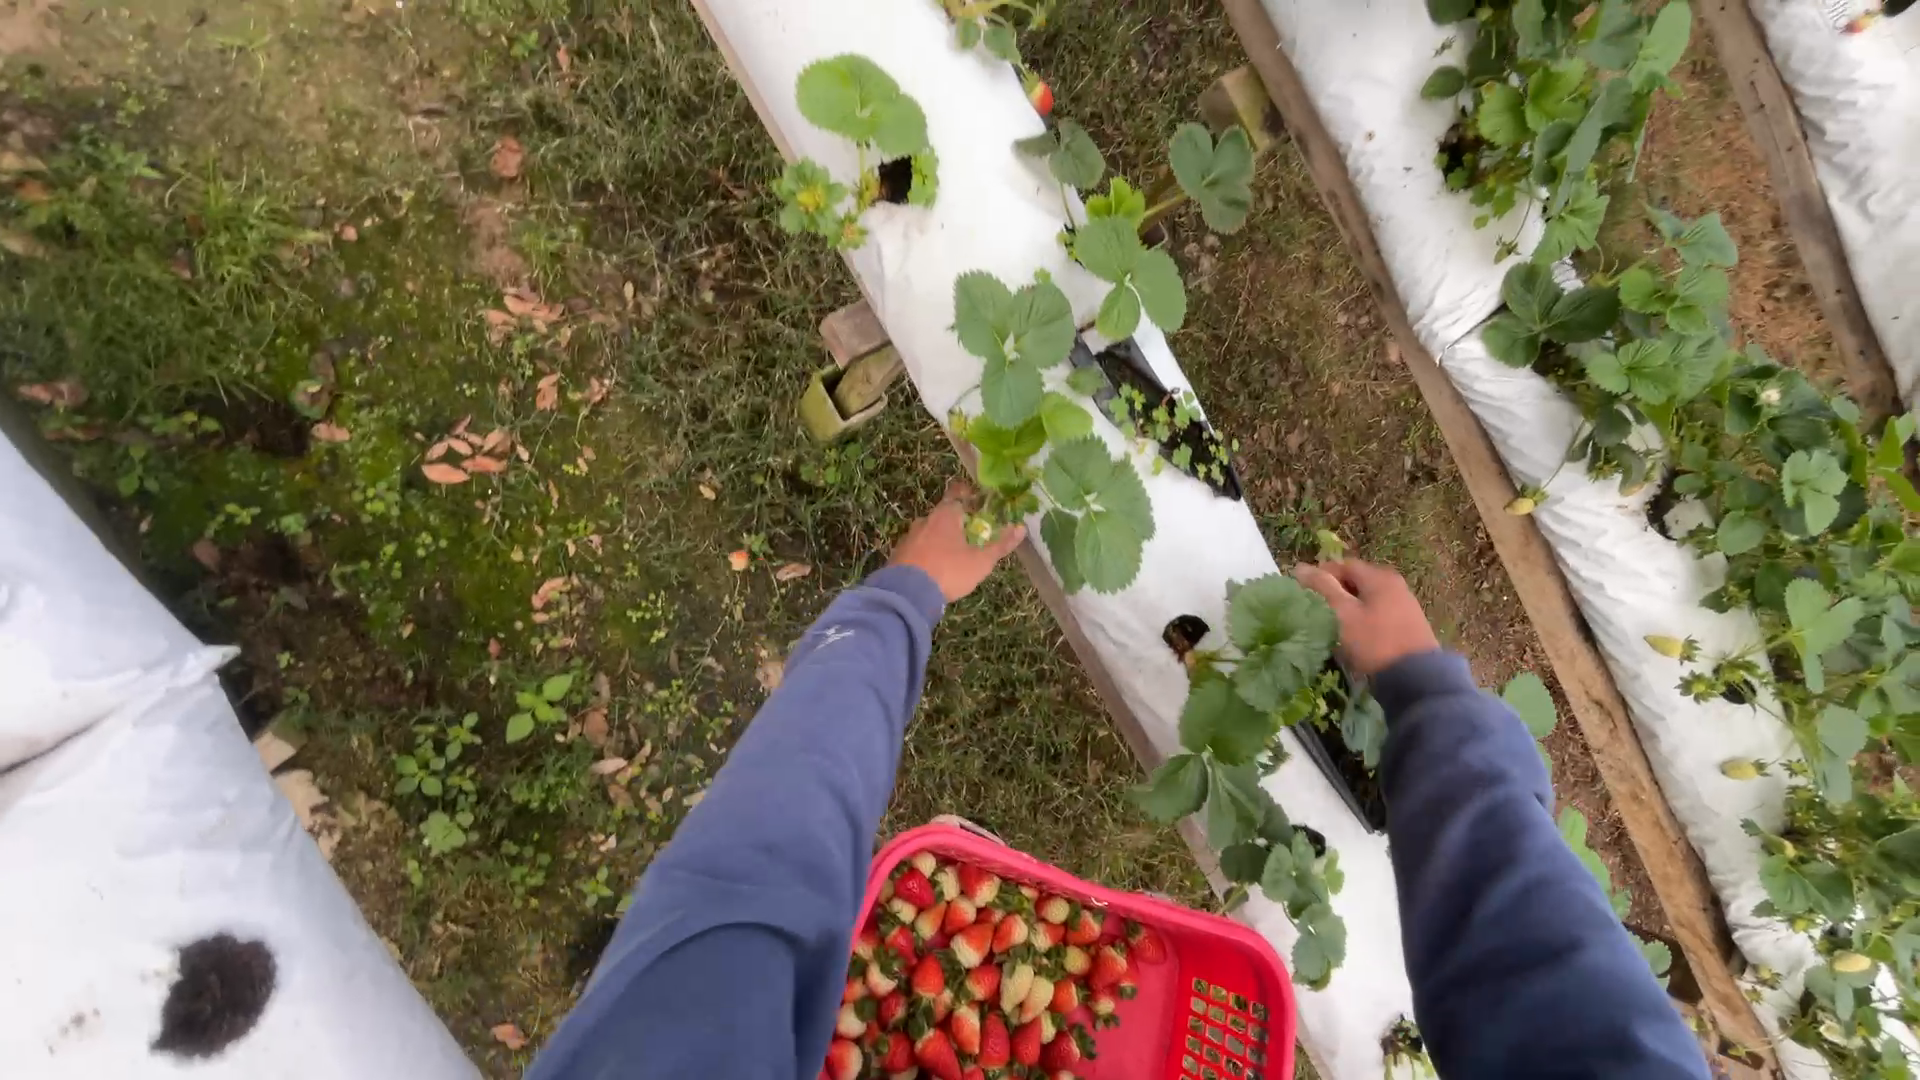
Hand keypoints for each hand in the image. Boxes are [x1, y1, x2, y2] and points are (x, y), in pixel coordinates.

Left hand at [888, 481, 1025, 602]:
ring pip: (929, 531)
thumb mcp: (981, 561)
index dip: (968, 493)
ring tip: (954, 554)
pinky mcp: (898, 554)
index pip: (957, 492)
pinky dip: (927, 553)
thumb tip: (1021, 528)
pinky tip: (934, 567)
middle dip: (957, 521)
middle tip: (972, 533)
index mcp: (946, 515)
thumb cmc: (949, 571)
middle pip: (943, 514)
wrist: (907, 594)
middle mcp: (925, 520)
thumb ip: (1001, 545)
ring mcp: (909, 536)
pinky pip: (918, 548)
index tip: (979, 500)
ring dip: (941, 538)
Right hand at [1292, 559, 1439, 676]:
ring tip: (1333, 624)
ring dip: (1348, 607)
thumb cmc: (1373, 640)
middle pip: (1356, 580)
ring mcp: (1404, 604)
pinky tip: (1354, 634)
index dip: (1321, 576)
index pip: (1343, 565)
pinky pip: (1377, 612)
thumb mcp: (1342, 612)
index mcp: (1379, 577)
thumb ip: (1322, 587)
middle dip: (1334, 592)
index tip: (1306, 594)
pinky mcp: (1407, 623)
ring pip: (1366, 598)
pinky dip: (1362, 618)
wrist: (1416, 677)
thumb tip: (1300, 567)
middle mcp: (1395, 584)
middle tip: (1318, 610)